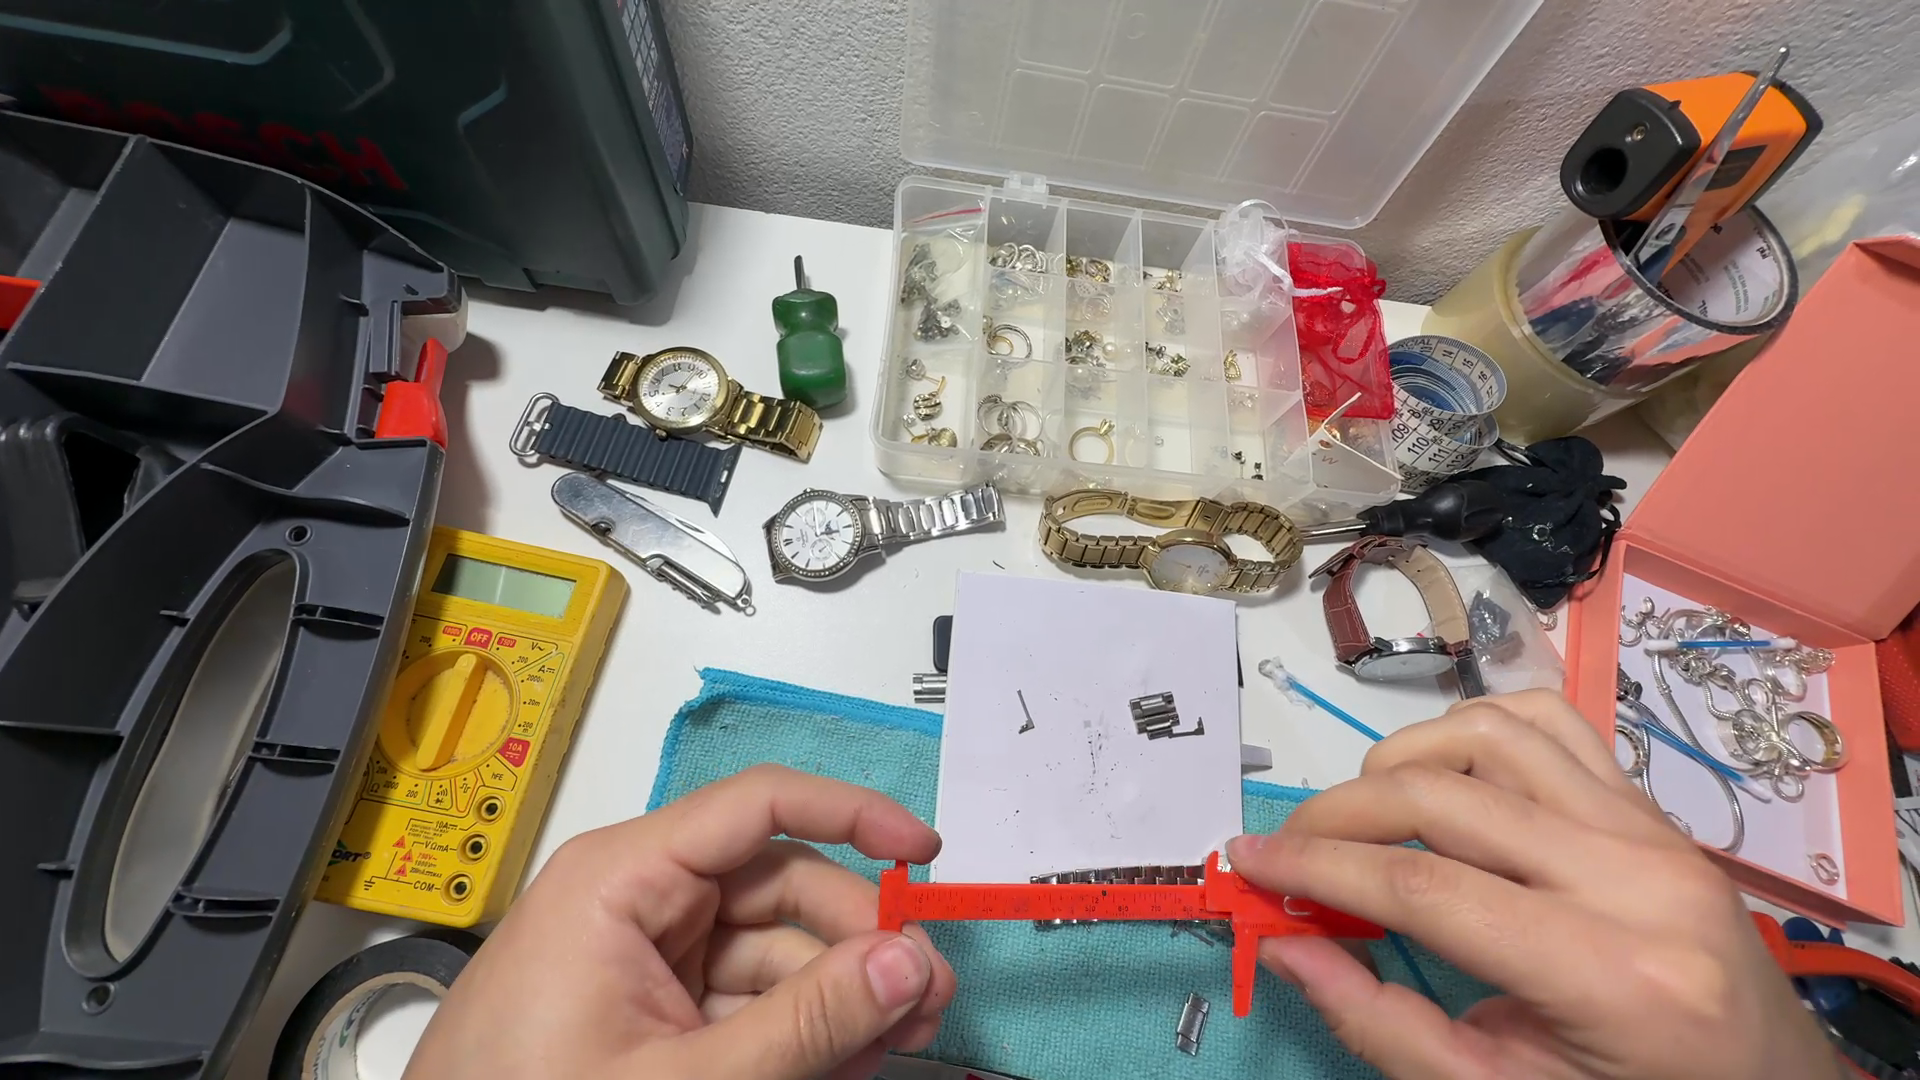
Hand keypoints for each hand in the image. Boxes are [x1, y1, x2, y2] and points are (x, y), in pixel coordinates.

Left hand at [404, 765, 956, 1079]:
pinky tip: (847, 1061)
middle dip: (861, 941)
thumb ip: (802, 1025)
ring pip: (779, 950)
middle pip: (784, 888)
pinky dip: (804, 1029)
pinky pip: (753, 998)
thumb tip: (909, 964)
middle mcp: (645, 896)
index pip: (760, 804)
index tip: (922, 851)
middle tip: (927, 998)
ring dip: (844, 994)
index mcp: (625, 876)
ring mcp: (655, 954)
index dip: (851, 813)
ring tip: (901, 1040)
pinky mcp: (660, 1005)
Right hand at [1227, 690, 1844, 1079]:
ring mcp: (1651, 829)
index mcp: (1617, 977)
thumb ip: (1377, 1024)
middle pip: (1438, 797)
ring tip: (1370, 813)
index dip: (1314, 868)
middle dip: (1334, 815)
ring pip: (1484, 734)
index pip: (1422, 888)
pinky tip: (1446, 774)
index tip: (1244, 861)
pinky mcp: (1648, 807)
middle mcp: (1639, 879)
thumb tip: (1277, 944)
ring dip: (1399, 761)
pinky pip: (1544, 722)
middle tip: (1288, 848)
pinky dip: (1470, 728)